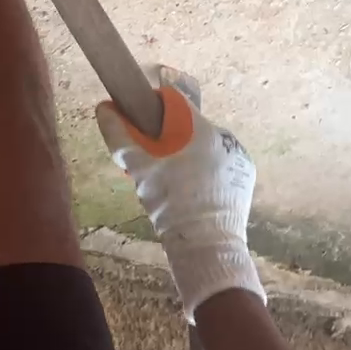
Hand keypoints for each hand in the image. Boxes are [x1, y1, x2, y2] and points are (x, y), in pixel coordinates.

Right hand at [97, 67, 263, 320]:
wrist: (207, 247)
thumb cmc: (170, 202)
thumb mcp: (137, 168)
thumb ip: (118, 135)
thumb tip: (104, 108)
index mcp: (199, 127)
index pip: (173, 102)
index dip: (153, 110)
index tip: (143, 128)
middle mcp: (224, 134)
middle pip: (188, 124)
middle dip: (170, 137)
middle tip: (155, 160)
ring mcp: (238, 155)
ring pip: (205, 143)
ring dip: (189, 152)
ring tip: (175, 178)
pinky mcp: (246, 175)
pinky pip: (221, 161)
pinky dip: (207, 168)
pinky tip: (196, 189)